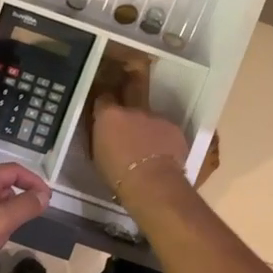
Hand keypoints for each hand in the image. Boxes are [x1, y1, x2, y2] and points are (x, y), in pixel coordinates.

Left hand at [0, 163, 50, 272]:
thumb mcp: (3, 220)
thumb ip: (26, 206)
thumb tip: (44, 195)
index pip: (14, 170)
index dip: (34, 181)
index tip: (47, 199)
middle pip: (4, 184)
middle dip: (21, 197)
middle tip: (33, 215)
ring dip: (8, 212)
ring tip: (14, 229)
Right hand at [85, 60, 216, 196]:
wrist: (152, 183)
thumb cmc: (117, 174)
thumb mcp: (98, 155)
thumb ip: (102, 137)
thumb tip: (104, 132)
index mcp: (109, 115)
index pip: (103, 97)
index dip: (104, 101)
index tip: (104, 106)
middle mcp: (133, 109)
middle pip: (131, 92)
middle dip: (129, 90)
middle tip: (128, 100)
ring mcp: (156, 117)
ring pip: (150, 117)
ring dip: (147, 126)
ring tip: (147, 144)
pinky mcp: (174, 128)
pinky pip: (165, 129)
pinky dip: (162, 138)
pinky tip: (161, 153)